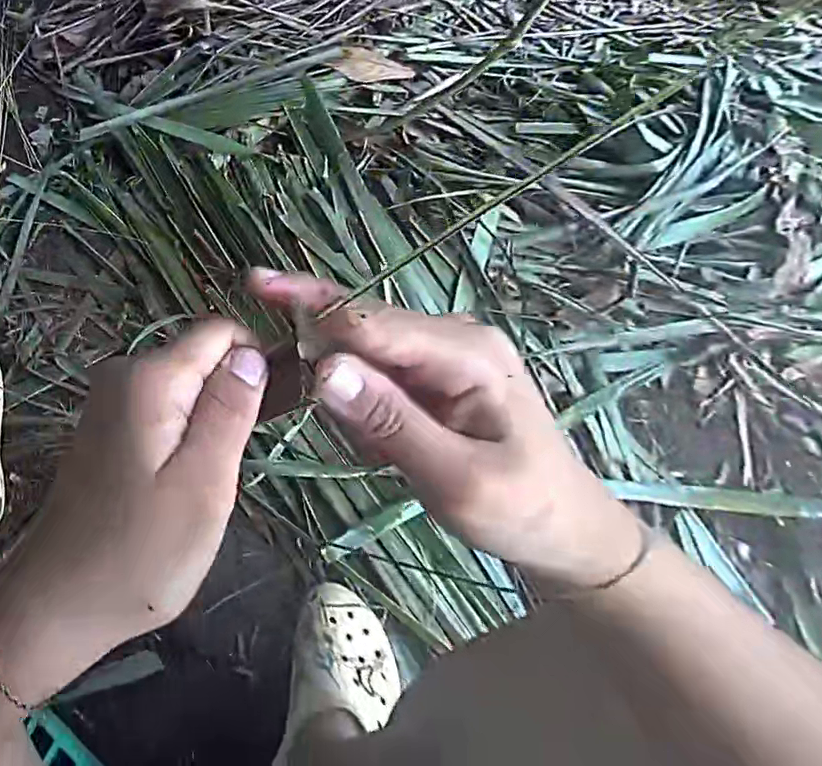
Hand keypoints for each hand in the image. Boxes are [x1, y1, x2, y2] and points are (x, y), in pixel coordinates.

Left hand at [0, 318, 266, 701]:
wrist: (59, 599)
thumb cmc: (140, 553)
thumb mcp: (203, 485)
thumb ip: (230, 411)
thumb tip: (252, 353)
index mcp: (150, 377)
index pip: (220, 331)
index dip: (256, 359)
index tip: (275, 410)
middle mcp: (124, 371)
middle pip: (201, 355)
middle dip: (232, 393)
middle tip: (236, 459)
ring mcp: (110, 396)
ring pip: (186, 382)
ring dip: (209, 417)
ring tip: (211, 475)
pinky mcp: (106, 421)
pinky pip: (162, 404)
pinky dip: (184, 429)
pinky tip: (182, 476)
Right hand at [249, 269, 642, 590]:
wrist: (566, 532)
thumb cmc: (521, 510)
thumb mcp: (457, 480)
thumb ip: (390, 423)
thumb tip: (323, 368)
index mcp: (467, 352)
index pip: (372, 321)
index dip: (311, 305)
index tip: (256, 289)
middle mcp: (452, 335)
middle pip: (360, 319)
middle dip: (309, 320)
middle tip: (256, 294)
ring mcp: (440, 349)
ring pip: (360, 341)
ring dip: (330, 366)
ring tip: (349, 433)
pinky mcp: (429, 368)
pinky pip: (372, 364)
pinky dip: (351, 388)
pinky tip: (369, 436)